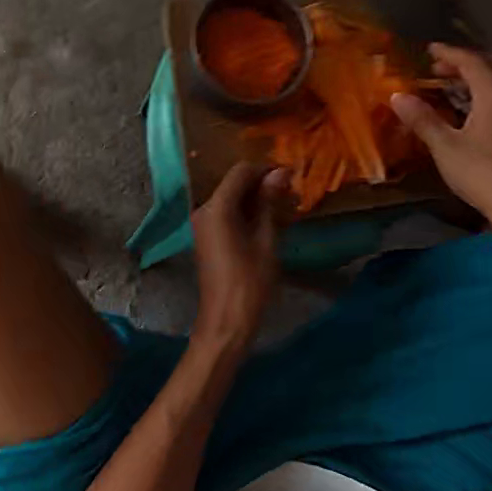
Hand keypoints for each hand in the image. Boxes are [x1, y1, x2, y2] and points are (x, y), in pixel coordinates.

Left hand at [190, 162, 290, 347]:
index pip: (240, 172)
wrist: (226, 320)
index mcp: (216, 208)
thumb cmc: (250, 281)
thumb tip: (280, 172)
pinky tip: (265, 222)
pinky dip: (244, 212)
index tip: (290, 177)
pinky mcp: (205, 237)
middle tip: (289, 193)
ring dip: (254, 199)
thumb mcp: (266, 240)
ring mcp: (201, 224)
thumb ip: (270, 203)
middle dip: (260, 184)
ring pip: (230, 198)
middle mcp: (203, 210)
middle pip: (233, 183)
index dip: (265, 170)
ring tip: (281, 208)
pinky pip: (225, 214)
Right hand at [390, 43, 491, 246]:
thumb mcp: (446, 148)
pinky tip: (475, 119)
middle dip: (465, 64)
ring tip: (453, 91)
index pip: (472, 62)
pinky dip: (488, 100)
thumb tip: (397, 96)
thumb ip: (423, 120)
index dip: (450, 53)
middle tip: (440, 69)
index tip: (430, 50)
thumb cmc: (484, 175)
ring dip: (477, 83)